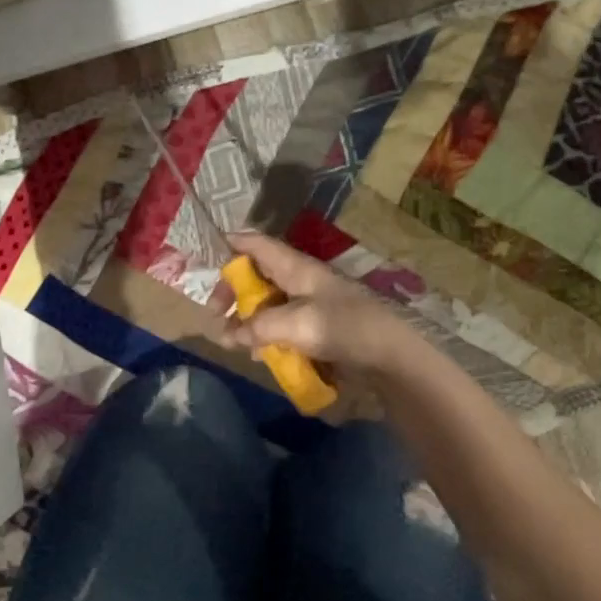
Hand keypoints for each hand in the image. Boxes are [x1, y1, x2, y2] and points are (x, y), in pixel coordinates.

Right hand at [210, 232, 417, 375]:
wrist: (390, 356)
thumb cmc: (342, 328)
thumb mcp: (294, 324)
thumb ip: (257, 327)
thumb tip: (230, 334)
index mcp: (296, 268)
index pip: (258, 245)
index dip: (234, 244)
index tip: (211, 253)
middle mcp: (301, 281)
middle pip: (258, 276)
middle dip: (234, 293)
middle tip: (217, 315)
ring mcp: (311, 305)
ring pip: (269, 304)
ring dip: (249, 320)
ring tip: (234, 342)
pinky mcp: (319, 329)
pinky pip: (283, 326)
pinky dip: (268, 336)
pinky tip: (263, 356)